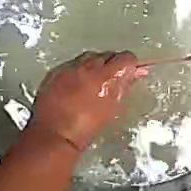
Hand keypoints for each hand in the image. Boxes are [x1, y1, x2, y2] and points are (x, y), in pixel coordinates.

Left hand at [28, 51, 146, 151]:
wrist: (54, 136)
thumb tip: (136, 73)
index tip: (130, 71)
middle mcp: (88, 66)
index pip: (126, 58)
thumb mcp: (112, 107)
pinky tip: (76, 84)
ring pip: (88, 57)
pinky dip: (77, 71)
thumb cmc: (86, 127)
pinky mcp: (55, 72)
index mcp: (107, 75)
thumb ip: (125, 85)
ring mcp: (70, 67)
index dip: (130, 64)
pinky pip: (71, 64)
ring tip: (94, 81)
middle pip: (106, 55)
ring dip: (94, 65)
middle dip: (112, 63)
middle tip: (112, 78)